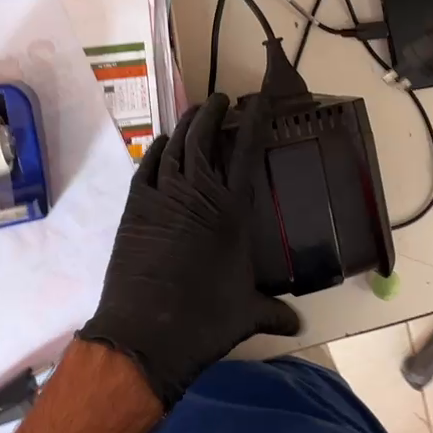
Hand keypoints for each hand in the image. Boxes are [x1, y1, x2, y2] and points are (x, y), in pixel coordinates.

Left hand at [77, 93, 300, 407]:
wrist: (146, 332)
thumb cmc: (204, 320)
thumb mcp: (246, 314)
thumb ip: (272, 312)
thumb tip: (298, 326)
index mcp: (229, 210)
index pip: (246, 151)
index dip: (253, 120)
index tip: (257, 100)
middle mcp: (197, 193)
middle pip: (204, 137)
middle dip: (213, 113)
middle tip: (220, 100)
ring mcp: (162, 196)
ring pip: (175, 146)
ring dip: (185, 125)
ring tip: (195, 113)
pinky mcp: (135, 208)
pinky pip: (147, 166)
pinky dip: (156, 150)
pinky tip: (162, 142)